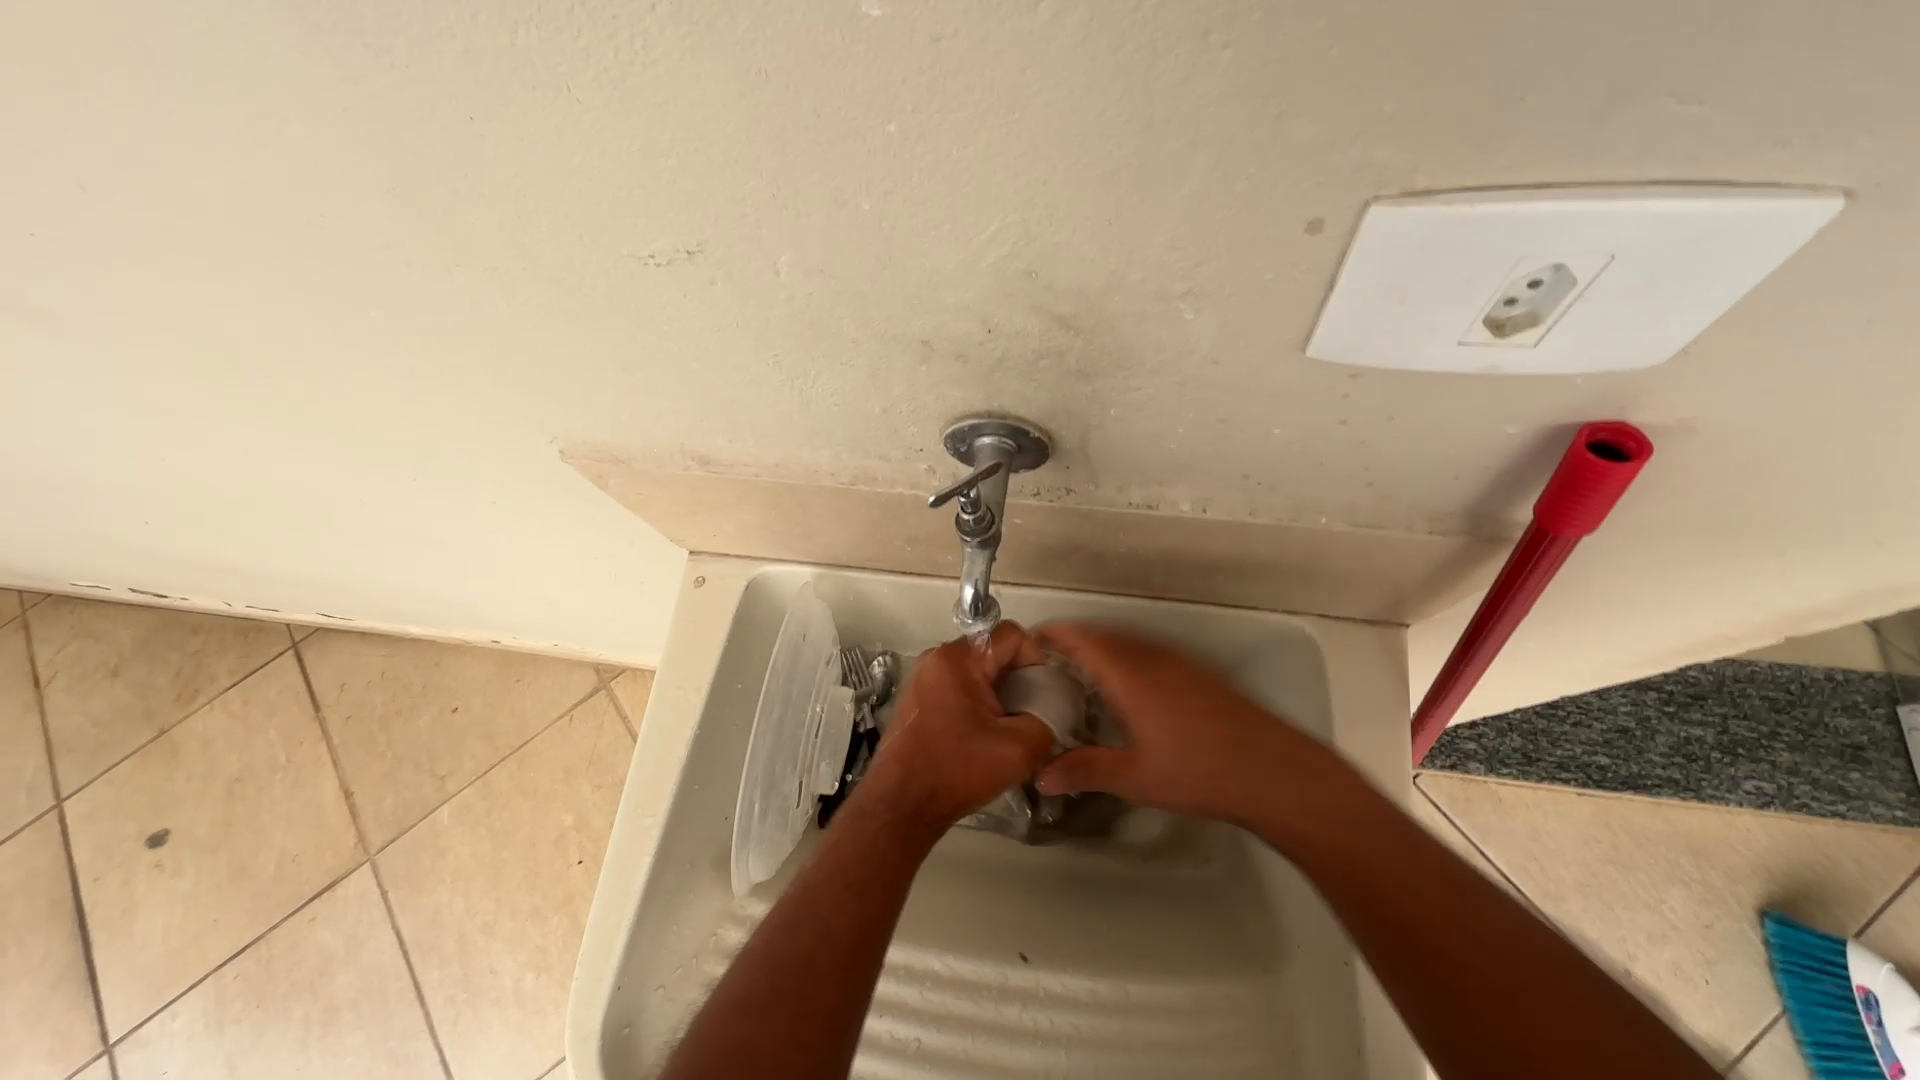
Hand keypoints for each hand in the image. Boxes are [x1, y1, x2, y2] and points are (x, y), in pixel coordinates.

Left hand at [853, 622, 1055, 837]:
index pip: (1012, 635)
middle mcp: (936, 658)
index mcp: (957, 659)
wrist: (901, 806)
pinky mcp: (917, 699)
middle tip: (1028, 715)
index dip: (1036, 660)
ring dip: (998, 695)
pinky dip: (977, 704)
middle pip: (993, 651)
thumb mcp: (1020, 748)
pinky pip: (958, 687)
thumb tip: (1051, 708)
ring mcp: (922, 678)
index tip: (1042, 694)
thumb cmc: (957, 771)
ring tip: (1007, 729)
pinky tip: (981, 737)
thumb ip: (1047, 718)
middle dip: (1017, 680)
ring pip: (976, 672)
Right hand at [1031, 621, 1340, 828]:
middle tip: (1050, 656)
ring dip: (1104, 648)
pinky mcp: (1201, 675)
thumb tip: (1042, 777)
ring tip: (1083, 669)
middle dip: (1076, 640)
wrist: (1273, 771)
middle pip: (1107, 636)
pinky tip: (1132, 688)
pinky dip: (1129, 658)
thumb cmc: (1200, 771)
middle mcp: (1155, 659)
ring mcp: (1182, 664)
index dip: (1056, 633)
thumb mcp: (1134, 778)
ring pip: (1132, 643)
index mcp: (1131, 676)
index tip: (1033, 637)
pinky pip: (1153, 653)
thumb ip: (1085, 772)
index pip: (1084, 639)